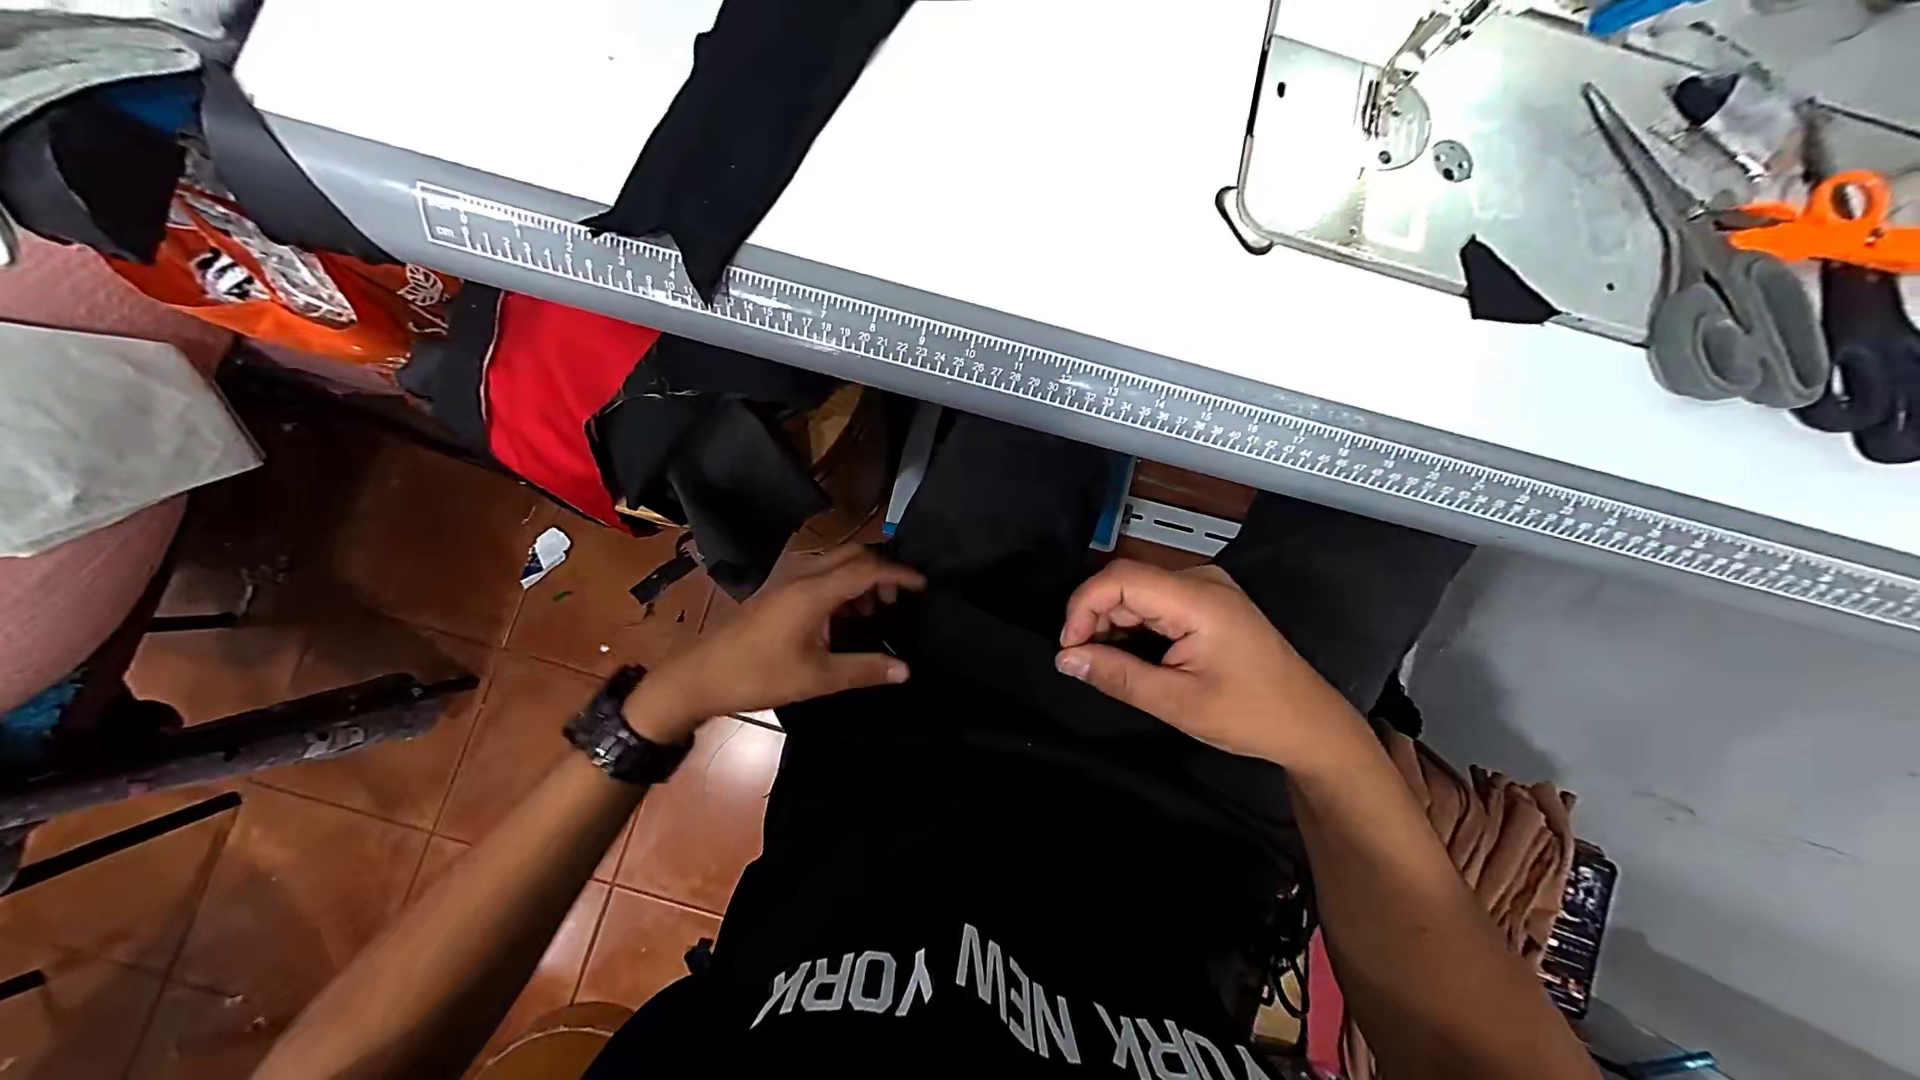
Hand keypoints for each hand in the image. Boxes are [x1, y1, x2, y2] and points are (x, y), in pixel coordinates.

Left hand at [626, 545, 924, 741]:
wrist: (700, 676)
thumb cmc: (758, 676)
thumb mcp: (817, 678)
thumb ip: (864, 669)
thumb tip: (905, 669)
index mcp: (814, 592)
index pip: (867, 568)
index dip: (899, 573)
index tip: (923, 585)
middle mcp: (802, 576)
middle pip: (853, 554)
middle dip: (882, 570)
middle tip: (899, 599)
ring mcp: (787, 582)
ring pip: (836, 563)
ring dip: (861, 578)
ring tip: (874, 611)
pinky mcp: (779, 592)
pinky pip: (821, 575)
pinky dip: (843, 587)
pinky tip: (845, 618)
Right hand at [1054, 559, 1370, 772]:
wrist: (1310, 724)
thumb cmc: (1251, 715)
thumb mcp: (1176, 702)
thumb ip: (1116, 676)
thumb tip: (1065, 659)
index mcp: (1199, 600)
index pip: (1121, 578)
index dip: (1083, 605)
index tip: (1068, 646)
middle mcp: (1202, 581)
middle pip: (1127, 582)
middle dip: (1094, 618)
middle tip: (1080, 660)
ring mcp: (1206, 588)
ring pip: (1137, 591)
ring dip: (1111, 623)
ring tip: (1103, 662)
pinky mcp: (1206, 601)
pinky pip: (1155, 601)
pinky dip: (1133, 625)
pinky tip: (1127, 653)